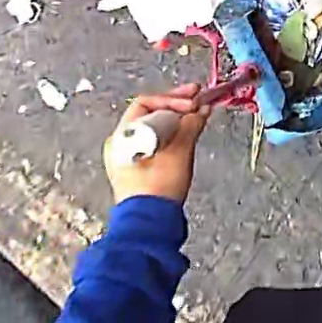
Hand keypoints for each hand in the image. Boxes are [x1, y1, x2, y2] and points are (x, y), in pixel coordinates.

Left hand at [104, 84, 211, 203]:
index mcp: (123, 135)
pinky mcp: (136, 169)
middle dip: (176, 105)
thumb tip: (201, 109)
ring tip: (197, 113)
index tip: (194, 102)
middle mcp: (120, 143)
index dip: (173, 99)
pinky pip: (153, 142)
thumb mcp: (180, 150)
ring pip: (153, 128)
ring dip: (175, 120)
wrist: (150, 225)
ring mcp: (127, 156)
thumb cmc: (160, 187)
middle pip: (149, 113)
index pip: (147, 103)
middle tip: (198, 97)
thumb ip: (191, 124)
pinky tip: (187, 132)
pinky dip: (170, 135)